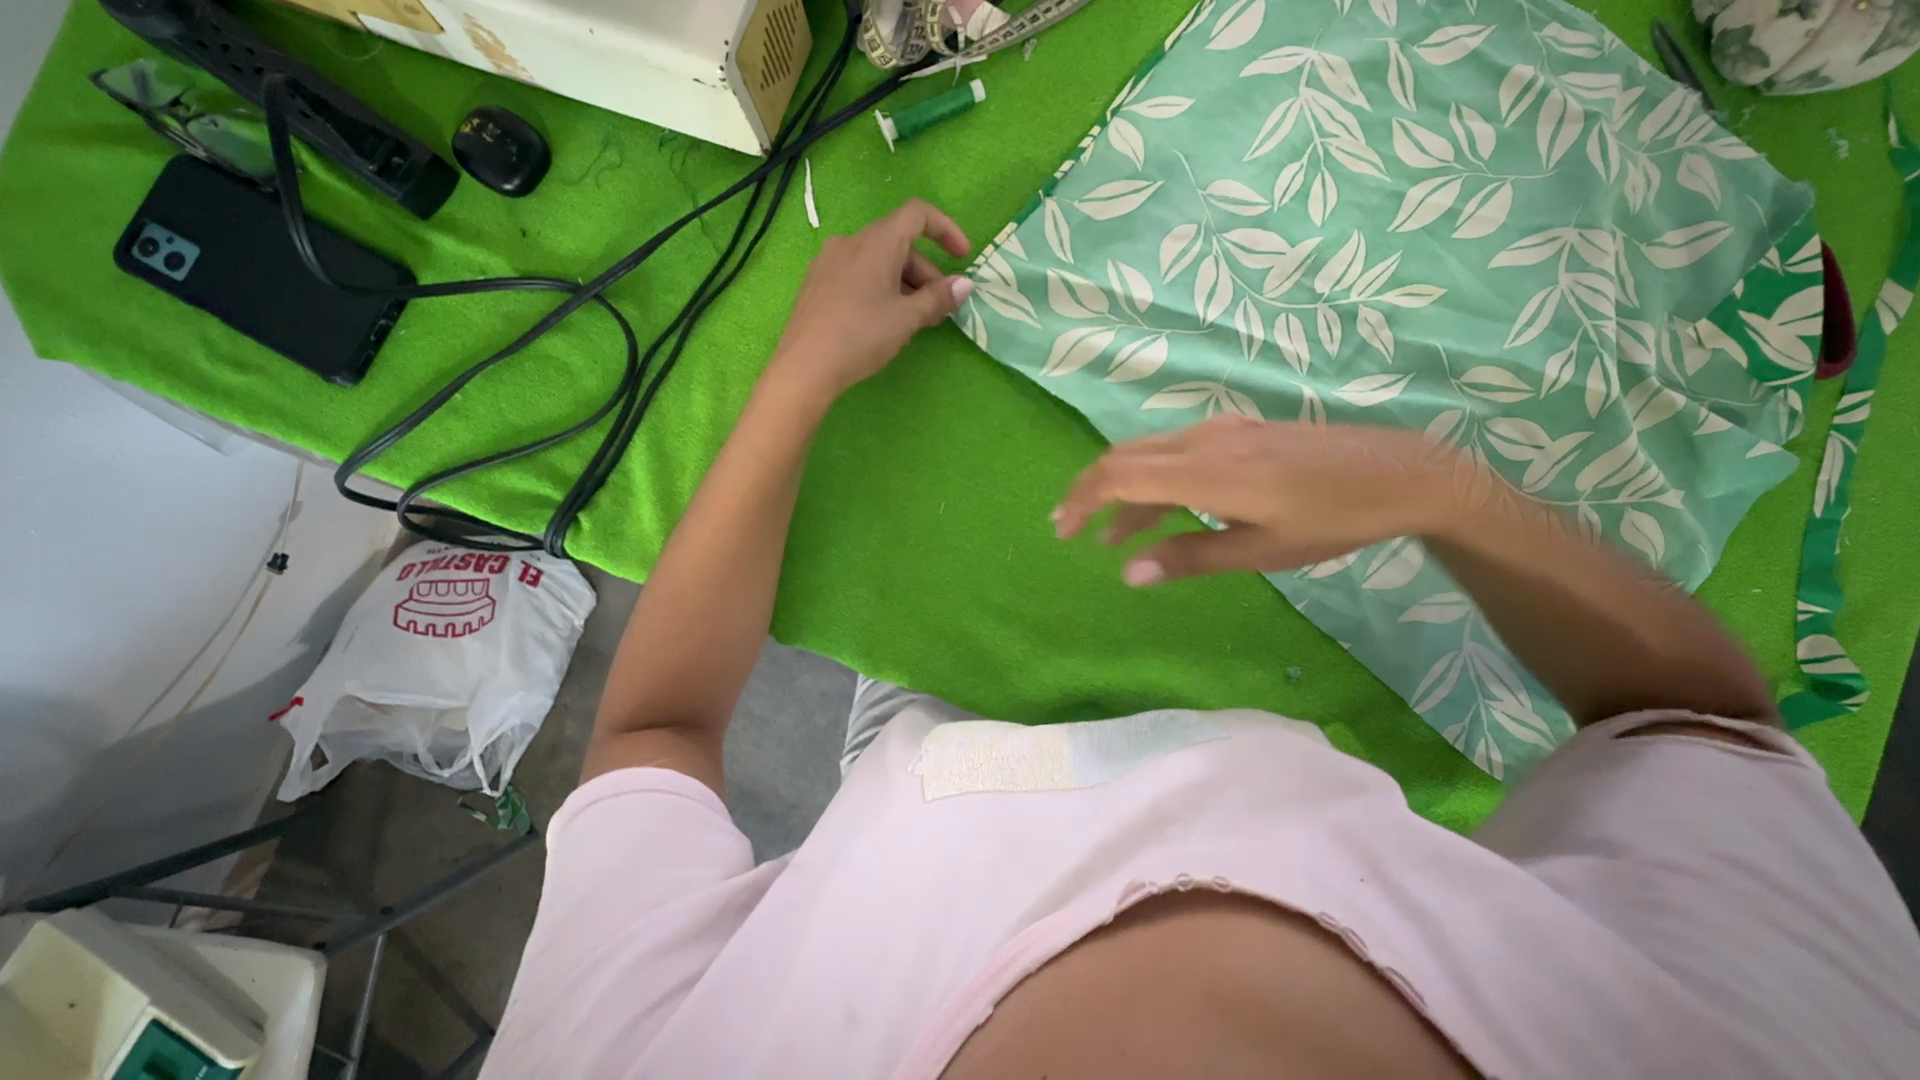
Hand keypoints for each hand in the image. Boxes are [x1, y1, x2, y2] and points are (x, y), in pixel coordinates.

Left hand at [769, 199, 972, 396]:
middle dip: (926, 273)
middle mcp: (851, 241)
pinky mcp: (817, 282)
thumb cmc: (861, 335)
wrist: (805, 366)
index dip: (946, 230)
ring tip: (914, 320)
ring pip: (878, 261)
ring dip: (905, 284)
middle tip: (939, 309)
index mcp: (877, 241)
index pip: (918, 214)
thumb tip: (964, 284)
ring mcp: (830, 260)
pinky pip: (858, 274)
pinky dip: (880, 288)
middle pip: (899, 243)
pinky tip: (884, 320)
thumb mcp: (907, 318)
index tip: (963, 257)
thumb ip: (938, 298)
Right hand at [1053, 416, 1465, 585]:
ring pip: (1149, 453)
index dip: (1083, 500)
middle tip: (1068, 529)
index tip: (1063, 532)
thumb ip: (1190, 557)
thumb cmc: (1332, 520)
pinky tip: (1160, 511)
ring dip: (1122, 489)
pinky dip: (1153, 480)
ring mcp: (1221, 430)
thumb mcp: (1262, 550)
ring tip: (1109, 536)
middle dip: (1090, 490)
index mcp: (1206, 471)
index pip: (1120, 476)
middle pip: (1125, 456)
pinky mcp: (1237, 432)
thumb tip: (1128, 573)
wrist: (1401, 472)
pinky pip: (1176, 451)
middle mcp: (1203, 440)